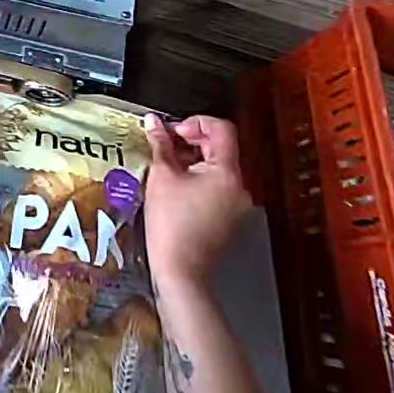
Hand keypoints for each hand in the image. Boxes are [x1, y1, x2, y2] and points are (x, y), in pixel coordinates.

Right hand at [143, 114, 252, 291]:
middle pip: (220, 147)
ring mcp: (238, 204)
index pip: (221, 129)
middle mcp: (240, 186)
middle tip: (166, 143)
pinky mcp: (231, 217)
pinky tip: (178, 184)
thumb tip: (153, 120)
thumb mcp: (162, 176)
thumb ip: (160, 143)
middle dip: (192, 139)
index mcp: (227, 173)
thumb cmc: (171, 224)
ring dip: (194, 158)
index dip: (196, 122)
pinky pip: (218, 185)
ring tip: (168, 164)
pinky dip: (200, 177)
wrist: (180, 272)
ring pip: (218, 166)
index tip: (174, 131)